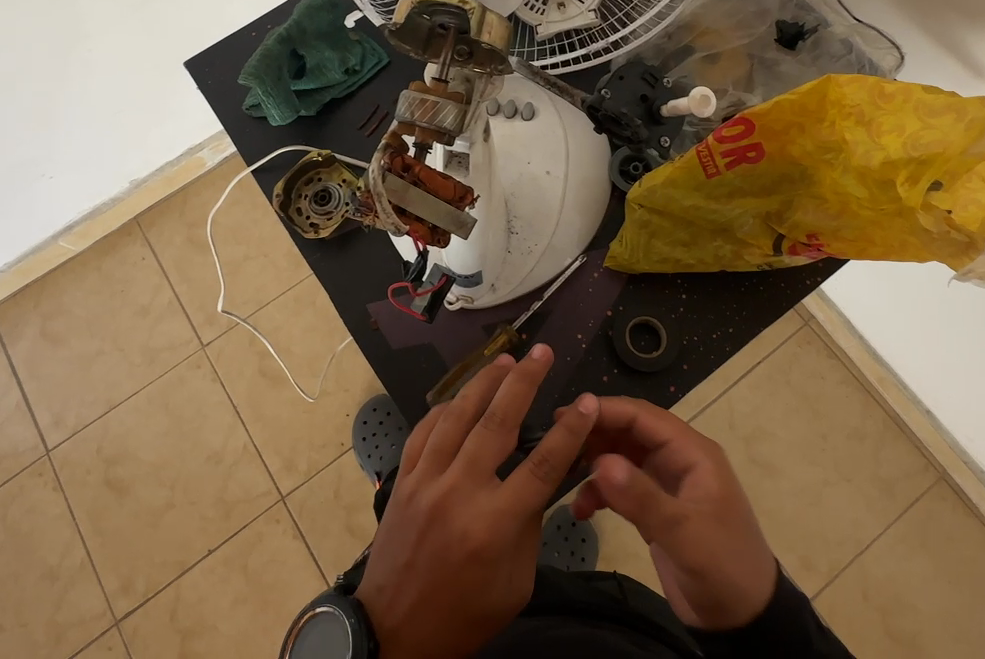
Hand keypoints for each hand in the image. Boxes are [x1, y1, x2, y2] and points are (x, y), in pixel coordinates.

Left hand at [356, 345, 598, 657]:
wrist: (394, 632)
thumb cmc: (464, 616)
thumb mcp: (515, 584)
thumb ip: (529, 527)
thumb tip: (540, 481)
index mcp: (494, 524)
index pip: (542, 466)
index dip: (570, 431)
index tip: (589, 401)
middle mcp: (459, 491)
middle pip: (496, 423)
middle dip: (523, 383)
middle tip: (542, 353)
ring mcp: (425, 480)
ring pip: (457, 417)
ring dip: (482, 384)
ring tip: (505, 360)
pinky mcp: (402, 480)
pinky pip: (424, 432)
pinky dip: (443, 409)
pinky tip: (459, 397)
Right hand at [569, 396, 777, 629]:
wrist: (743, 621)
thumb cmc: (723, 568)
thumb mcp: (684, 534)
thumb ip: (642, 498)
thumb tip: (599, 462)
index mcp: (692, 453)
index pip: (643, 416)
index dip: (606, 411)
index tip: (566, 414)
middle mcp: (678, 460)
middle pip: (629, 432)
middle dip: (594, 435)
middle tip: (556, 441)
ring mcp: (666, 484)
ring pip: (621, 457)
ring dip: (593, 465)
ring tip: (562, 475)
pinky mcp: (655, 508)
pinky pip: (621, 487)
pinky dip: (599, 494)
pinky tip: (581, 511)